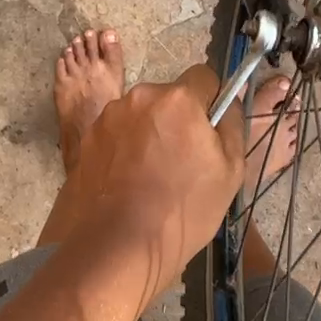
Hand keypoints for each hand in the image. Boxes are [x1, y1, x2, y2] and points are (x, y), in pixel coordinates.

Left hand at [53, 64, 245, 296]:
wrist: (114, 243)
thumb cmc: (181, 211)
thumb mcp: (229, 172)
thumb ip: (231, 126)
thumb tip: (226, 104)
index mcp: (178, 99)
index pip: (204, 76)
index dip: (211, 100)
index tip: (210, 128)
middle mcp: (140, 96)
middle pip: (170, 97)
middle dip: (178, 119)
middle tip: (182, 161)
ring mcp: (109, 114)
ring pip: (141, 114)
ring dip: (150, 132)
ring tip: (151, 176)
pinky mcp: (89, 136)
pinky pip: (117, 132)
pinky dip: (125, 147)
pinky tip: (128, 181)